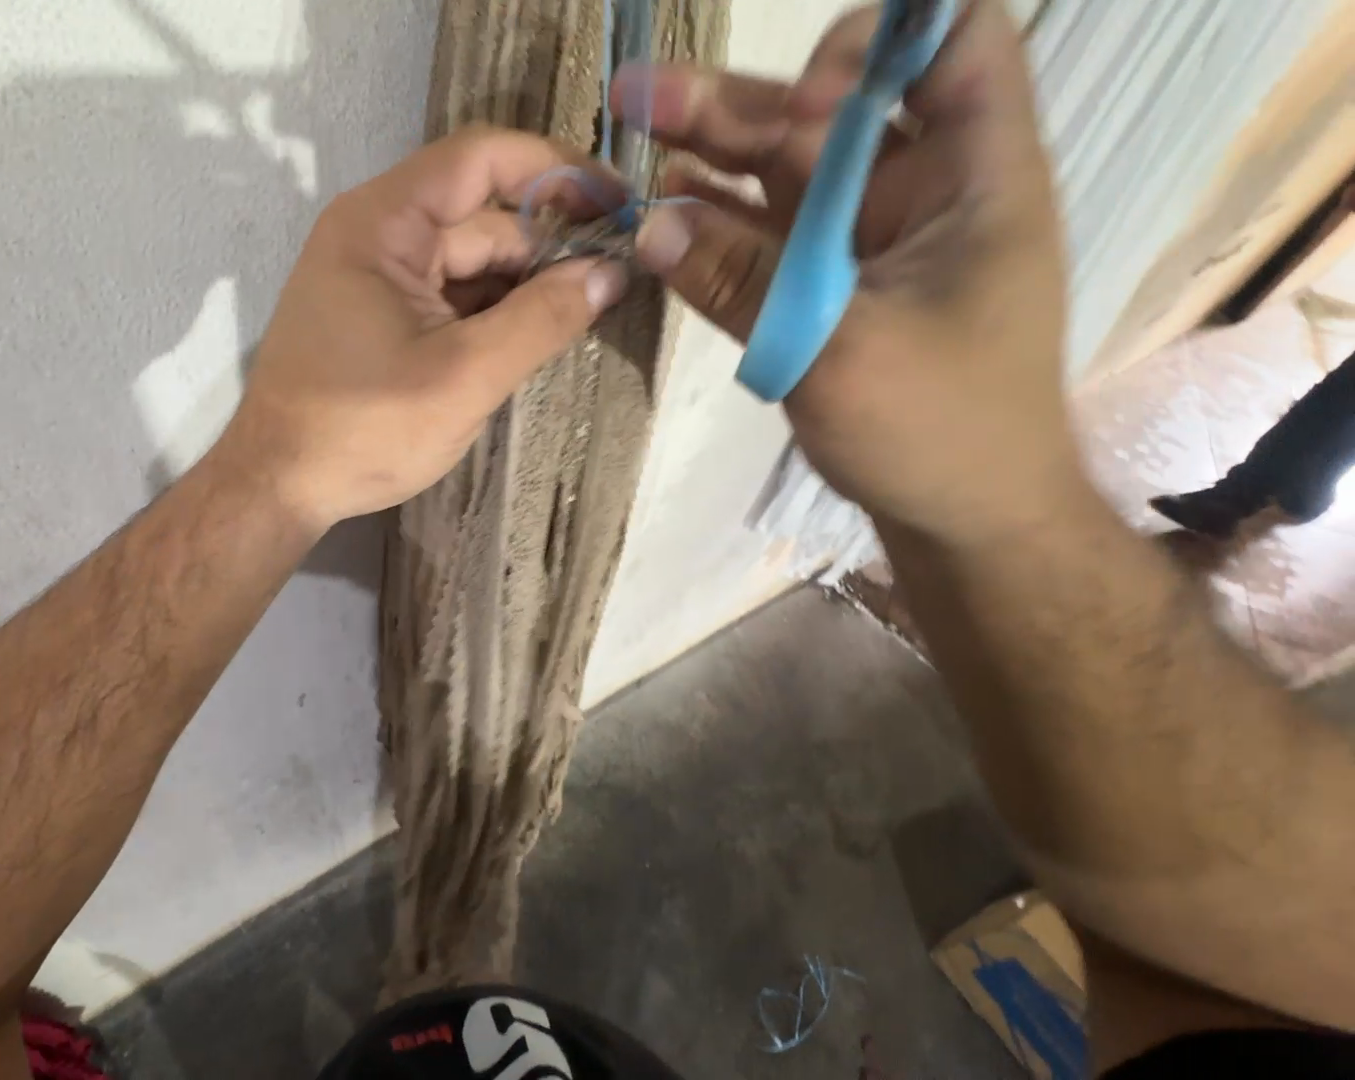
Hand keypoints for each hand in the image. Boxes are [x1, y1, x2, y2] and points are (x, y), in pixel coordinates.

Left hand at [207, 126, 628, 530]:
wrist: (278, 486)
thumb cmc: (363, 429)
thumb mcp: (463, 377)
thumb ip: (541, 320)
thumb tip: (610, 274)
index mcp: (382, 224)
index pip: (482, 160)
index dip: (556, 171)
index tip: (618, 204)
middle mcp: (374, 235)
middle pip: (480, 216)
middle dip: (547, 246)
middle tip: (615, 281)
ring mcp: (373, 278)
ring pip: (467, 262)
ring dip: (522, 286)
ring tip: (585, 313)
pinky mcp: (376, 317)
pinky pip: (447, 297)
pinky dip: (489, 313)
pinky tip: (532, 336)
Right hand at [614, 0, 1086, 545]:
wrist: (960, 514)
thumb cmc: (936, 428)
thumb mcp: (837, 349)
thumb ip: (742, 282)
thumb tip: (650, 224)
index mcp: (971, 178)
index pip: (955, 45)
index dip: (879, 45)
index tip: (802, 98)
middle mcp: (916, 192)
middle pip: (826, 114)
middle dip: (736, 100)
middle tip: (638, 99)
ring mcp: (862, 242)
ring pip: (783, 173)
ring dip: (710, 151)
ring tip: (630, 132)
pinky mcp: (822, 287)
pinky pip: (763, 237)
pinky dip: (715, 221)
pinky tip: (662, 207)